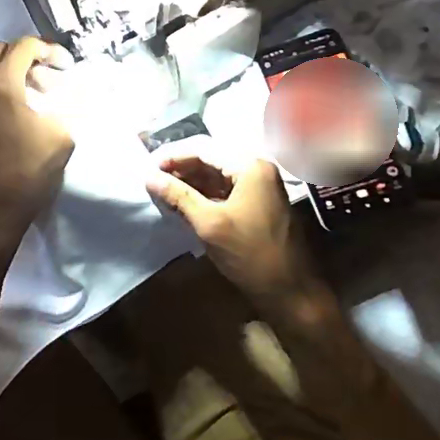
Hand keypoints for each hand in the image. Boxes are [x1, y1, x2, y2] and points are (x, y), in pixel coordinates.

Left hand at [0, 38, 74, 261]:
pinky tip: (2, 129)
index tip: (62, 64)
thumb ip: (60, 108)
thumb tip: (53, 99)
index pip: (23, 48)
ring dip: (4, 82)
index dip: (47, 49)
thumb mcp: (61, 138)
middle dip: (22, 58)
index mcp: (2, 88)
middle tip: (42, 79)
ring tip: (23, 107)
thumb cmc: (29, 176)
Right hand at [146, 143, 331, 321]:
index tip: (149, 168)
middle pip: (211, 159)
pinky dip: (204, 194)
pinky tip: (184, 202)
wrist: (290, 290)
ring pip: (217, 175)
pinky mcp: (258, 202)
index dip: (174, 157)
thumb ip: (179, 196)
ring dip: (191, 182)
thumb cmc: (250, 254)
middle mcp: (257, 168)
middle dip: (181, 169)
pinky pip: (226, 189)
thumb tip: (149, 177)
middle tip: (154, 180)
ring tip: (163, 191)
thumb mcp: (209, 224)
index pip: (204, 149)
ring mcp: (260, 186)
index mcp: (250, 166)